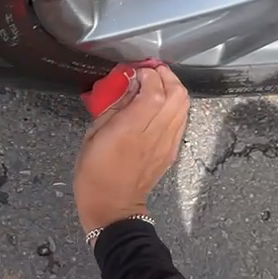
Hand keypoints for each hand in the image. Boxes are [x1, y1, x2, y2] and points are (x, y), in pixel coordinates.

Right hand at [73, 64, 190, 233]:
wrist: (113, 206)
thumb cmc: (94, 172)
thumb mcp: (93, 134)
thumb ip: (115, 106)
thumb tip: (130, 85)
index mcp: (131, 130)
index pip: (154, 91)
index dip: (149, 75)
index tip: (136, 72)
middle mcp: (155, 134)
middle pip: (177, 94)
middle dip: (166, 76)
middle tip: (150, 73)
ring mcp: (167, 144)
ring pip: (184, 105)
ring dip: (173, 89)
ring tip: (157, 85)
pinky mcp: (172, 151)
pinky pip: (182, 120)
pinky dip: (175, 106)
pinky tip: (160, 105)